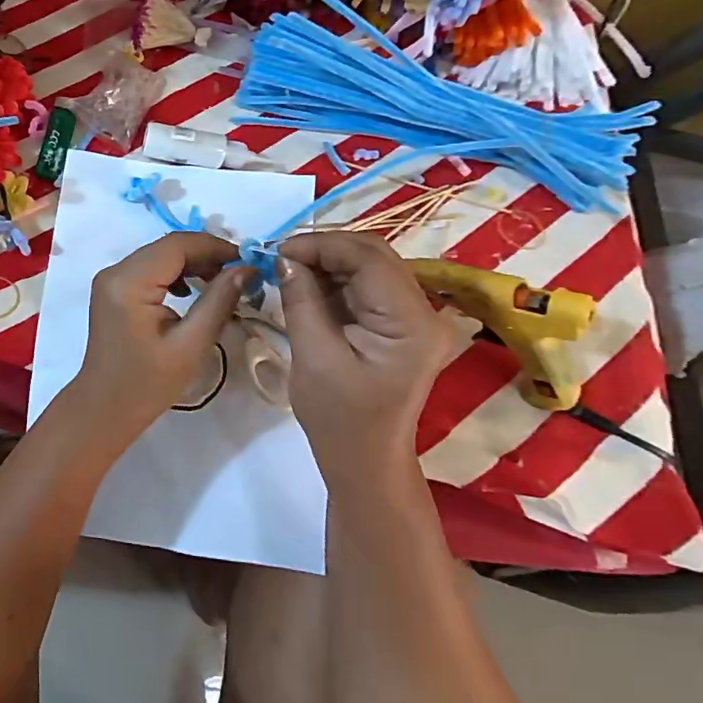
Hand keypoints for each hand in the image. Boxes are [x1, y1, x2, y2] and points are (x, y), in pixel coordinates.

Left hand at [67, 232, 249, 431]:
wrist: (105, 407)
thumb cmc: (148, 383)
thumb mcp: (191, 344)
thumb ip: (219, 301)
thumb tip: (246, 268)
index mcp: (128, 283)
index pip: (177, 245)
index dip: (215, 247)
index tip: (248, 262)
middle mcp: (114, 272)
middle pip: (167, 247)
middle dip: (206, 254)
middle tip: (240, 274)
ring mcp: (110, 279)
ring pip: (160, 256)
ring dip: (192, 263)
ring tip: (222, 283)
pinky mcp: (113, 290)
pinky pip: (149, 269)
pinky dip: (174, 273)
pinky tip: (192, 292)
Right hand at [278, 232, 464, 462]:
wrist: (363, 457)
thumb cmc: (337, 416)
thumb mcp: (313, 356)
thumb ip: (301, 300)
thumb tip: (285, 258)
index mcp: (411, 322)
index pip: (369, 258)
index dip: (321, 245)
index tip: (278, 251)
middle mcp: (424, 311)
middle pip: (374, 255)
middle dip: (325, 249)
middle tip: (280, 257)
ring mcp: (416, 316)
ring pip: (370, 266)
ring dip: (329, 262)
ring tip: (289, 269)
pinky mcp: (401, 323)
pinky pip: (368, 286)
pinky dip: (336, 279)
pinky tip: (308, 284)